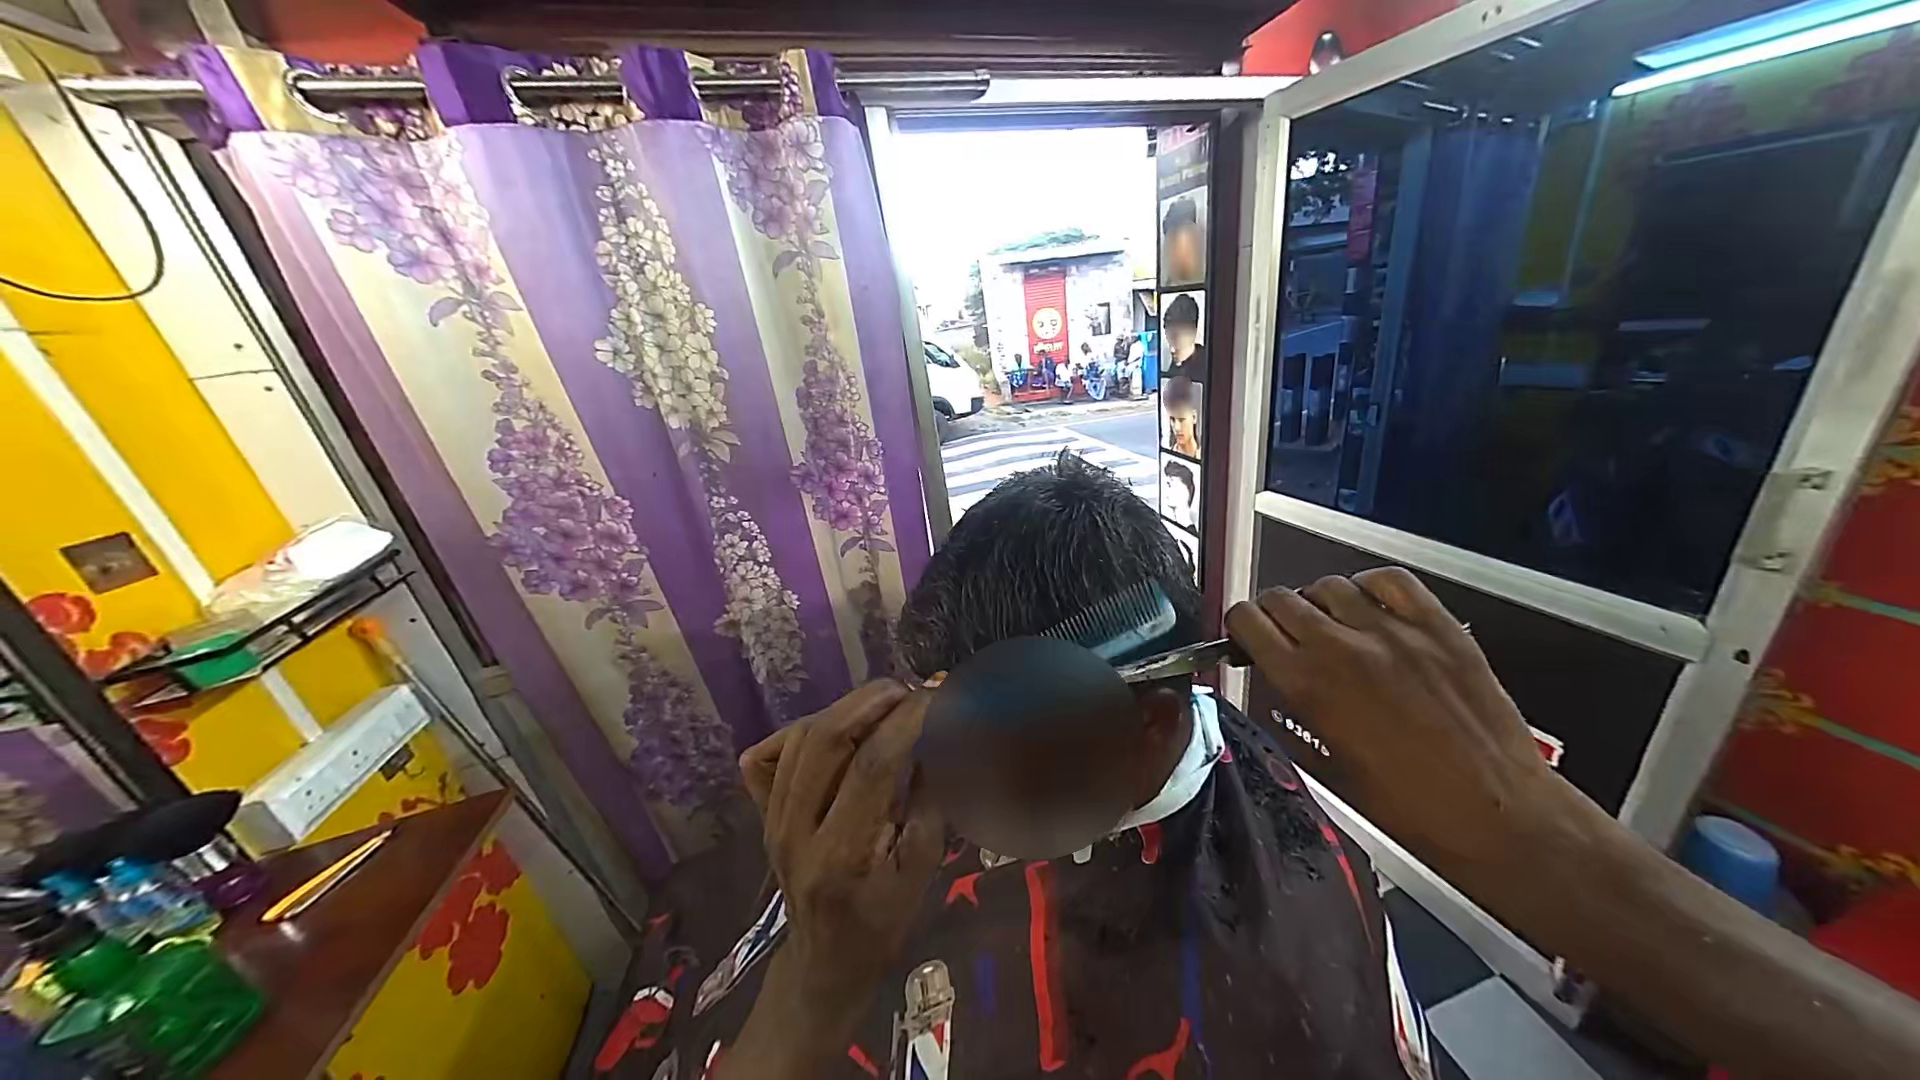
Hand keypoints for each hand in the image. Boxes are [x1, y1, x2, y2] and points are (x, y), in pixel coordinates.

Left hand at [729, 682, 943, 1073]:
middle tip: (911, 691)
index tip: (938, 697)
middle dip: (873, 701)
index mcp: (842, 854)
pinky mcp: (763, 811)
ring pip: (801, 737)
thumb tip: (940, 733)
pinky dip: (813, 724)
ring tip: (887, 702)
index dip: (908, 721)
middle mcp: (795, 829)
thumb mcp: (922, 869)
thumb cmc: (883, 920)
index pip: (872, 764)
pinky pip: (780, 749)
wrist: (825, 959)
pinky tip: (842, 724)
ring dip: (847, 707)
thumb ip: (930, 799)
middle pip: (825, 739)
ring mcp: (772, 818)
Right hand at [1225, 568, 1559, 865]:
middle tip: (1285, 634)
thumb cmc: (1411, 804)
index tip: (1248, 636)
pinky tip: (1370, 609)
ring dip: (1319, 602)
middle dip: (1273, 614)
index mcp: (1307, 684)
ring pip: (1328, 584)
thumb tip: (1279, 675)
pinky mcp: (1438, 628)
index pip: (1247, 620)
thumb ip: (1292, 704)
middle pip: (1281, 597)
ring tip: (1332, 626)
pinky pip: (1389, 580)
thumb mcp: (1324, 758)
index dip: (1241, 626)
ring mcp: (1393, 633)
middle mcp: (1343, 649)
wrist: (1497, 814)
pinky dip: (1370, 587)